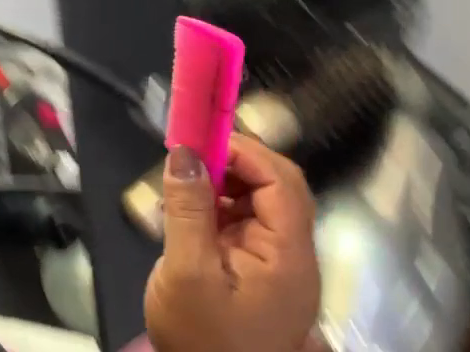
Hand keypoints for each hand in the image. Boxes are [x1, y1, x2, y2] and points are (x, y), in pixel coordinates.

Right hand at [145, 135, 320, 351]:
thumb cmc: (202, 337)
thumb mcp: (187, 272)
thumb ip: (189, 209)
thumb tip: (185, 150)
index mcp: (288, 256)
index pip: (282, 182)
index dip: (244, 150)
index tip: (195, 137)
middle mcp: (291, 254)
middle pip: (276, 186)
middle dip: (232, 159)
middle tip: (184, 151)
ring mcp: (274, 263)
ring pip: (257, 199)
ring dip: (219, 179)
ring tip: (178, 179)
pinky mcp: (254, 269)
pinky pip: (241, 219)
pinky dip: (213, 202)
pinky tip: (183, 206)